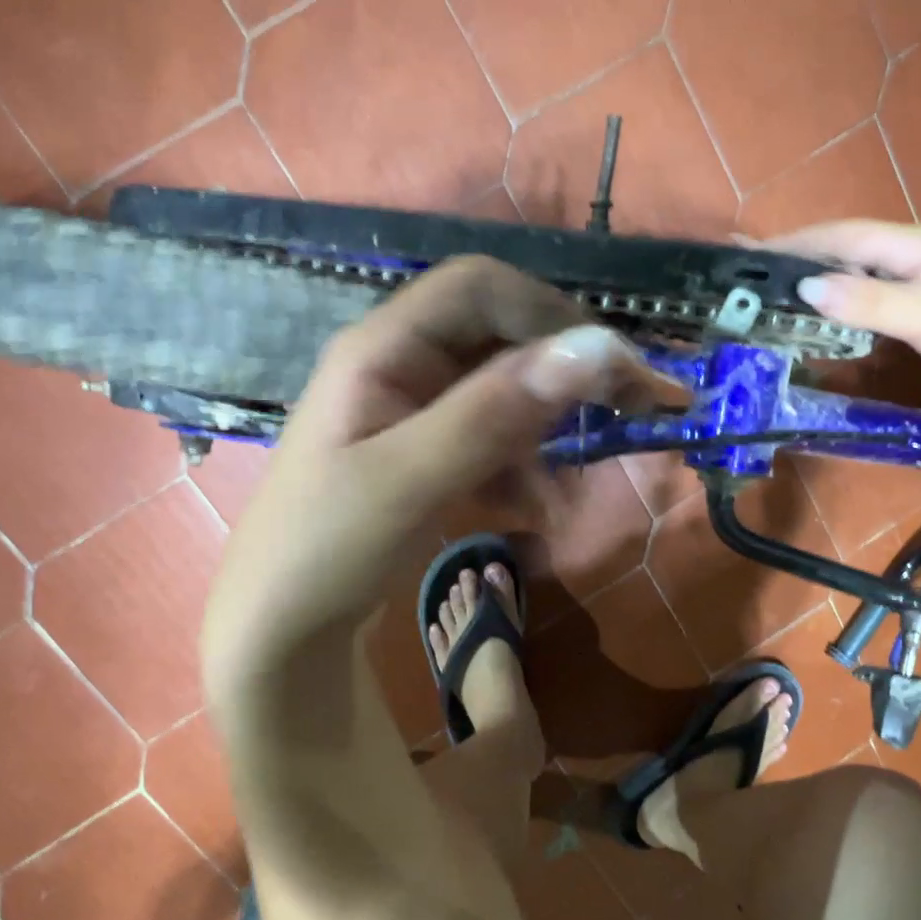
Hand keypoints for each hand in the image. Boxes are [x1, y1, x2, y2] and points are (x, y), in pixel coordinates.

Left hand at [202, 256, 646, 681]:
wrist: (279, 628)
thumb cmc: (324, 548)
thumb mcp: (405, 480)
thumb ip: (492, 415)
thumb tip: (592, 349)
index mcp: (382, 349)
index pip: (480, 289)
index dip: (551, 315)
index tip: (615, 366)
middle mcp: (403, 367)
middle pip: (502, 338)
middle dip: (569, 374)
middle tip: (641, 410)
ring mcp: (417, 414)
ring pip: (507, 395)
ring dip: (551, 434)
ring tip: (577, 490)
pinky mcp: (431, 457)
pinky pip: (496, 443)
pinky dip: (526, 471)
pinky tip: (537, 513)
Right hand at [763, 220, 920, 398]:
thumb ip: (867, 301)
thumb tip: (806, 288)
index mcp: (910, 244)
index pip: (838, 236)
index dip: (791, 244)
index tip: (747, 255)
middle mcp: (909, 253)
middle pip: (841, 248)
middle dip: (795, 257)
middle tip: (750, 270)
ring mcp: (916, 279)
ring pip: (853, 272)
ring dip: (813, 279)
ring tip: (773, 289)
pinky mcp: (920, 305)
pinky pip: (866, 296)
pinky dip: (836, 301)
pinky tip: (820, 314)